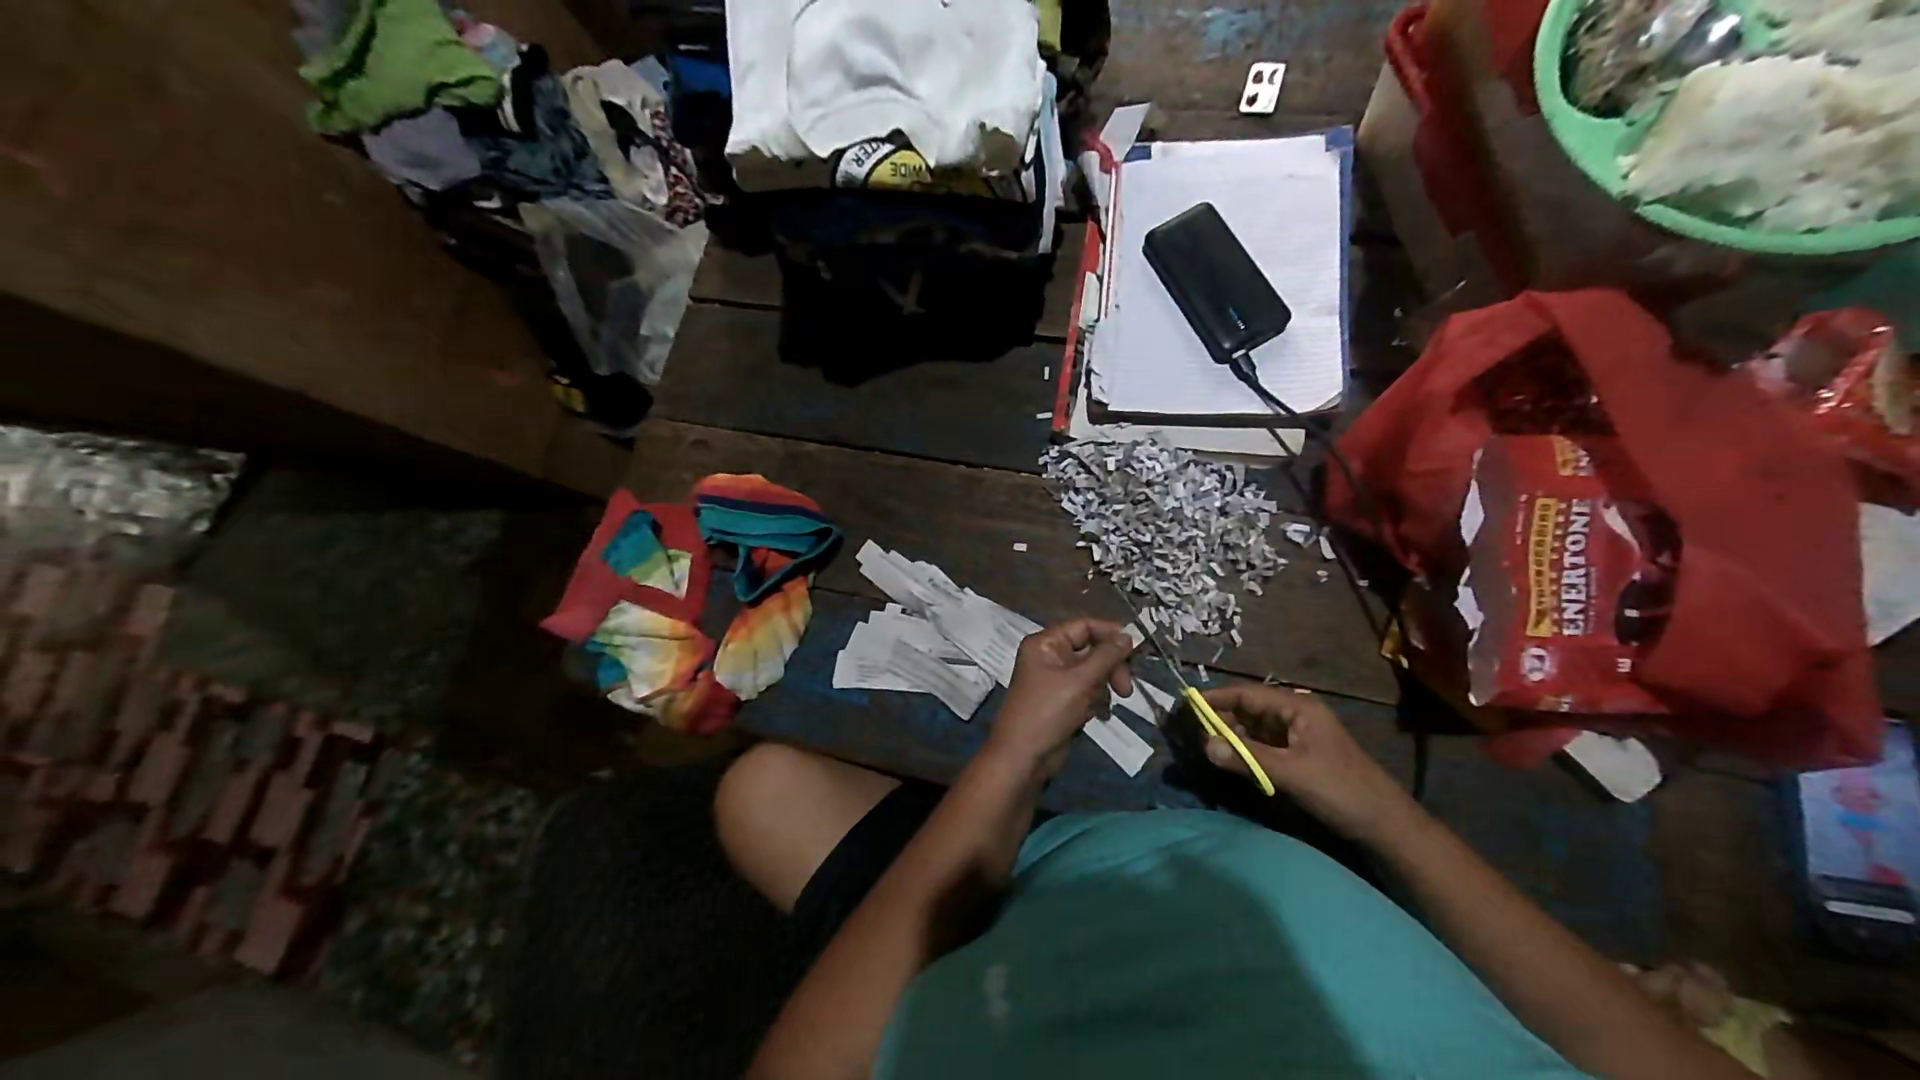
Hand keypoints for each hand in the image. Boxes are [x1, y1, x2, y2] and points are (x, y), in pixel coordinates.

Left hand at [986, 619, 1134, 775]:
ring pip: (1092, 672)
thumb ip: (1106, 656)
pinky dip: (1096, 700)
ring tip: (1106, 706)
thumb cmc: (1048, 712)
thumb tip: (1128, 635)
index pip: (1084, 626)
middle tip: (1125, 689)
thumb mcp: (1080, 681)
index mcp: (1045, 643)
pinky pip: (1087, 691)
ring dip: (1105, 686)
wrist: (1024, 757)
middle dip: (1111, 667)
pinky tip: (1098, 715)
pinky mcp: (1062, 700)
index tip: (1135, 649)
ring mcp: (1055, 679)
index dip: (1110, 634)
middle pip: (1091, 649)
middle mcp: (1049, 656)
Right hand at [1201, 683, 1418, 842]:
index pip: (1247, 694)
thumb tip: (1205, 745)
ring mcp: (1299, 735)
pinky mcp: (1300, 755)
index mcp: (1298, 707)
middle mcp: (1297, 714)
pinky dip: (1246, 749)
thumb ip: (1247, 758)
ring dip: (1232, 736)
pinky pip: (1264, 745)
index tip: (1187, 705)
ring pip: (1255, 728)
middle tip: (1192, 730)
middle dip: (1221, 718)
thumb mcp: (1290, 773)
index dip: (1216, 699)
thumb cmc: (1340, 790)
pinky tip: (1231, 759)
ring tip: (1206, 745)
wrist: (1386, 825)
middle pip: (1250, 709)